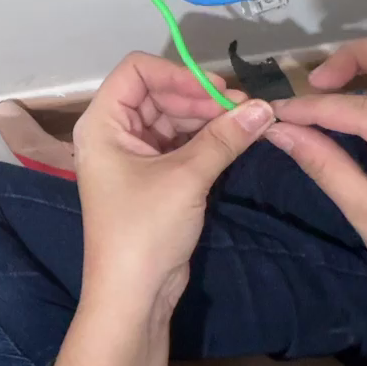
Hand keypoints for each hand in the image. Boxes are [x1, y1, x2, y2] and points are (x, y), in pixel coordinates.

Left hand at [55, 54, 274, 365]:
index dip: (177, 72)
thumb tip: (264, 106)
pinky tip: (236, 138)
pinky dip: (205, 138)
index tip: (217, 89)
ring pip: (172, 117)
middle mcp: (112, 133)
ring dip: (207, 117)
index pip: (136, 71)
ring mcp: (132, 156)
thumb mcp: (186, 178)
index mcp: (102, 124)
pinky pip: (179, 142)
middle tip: (245, 106)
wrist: (132, 294)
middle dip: (200, 96)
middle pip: (158, 93)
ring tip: (248, 121)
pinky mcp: (152, 177)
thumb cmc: (144, 230)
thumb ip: (224, 137)